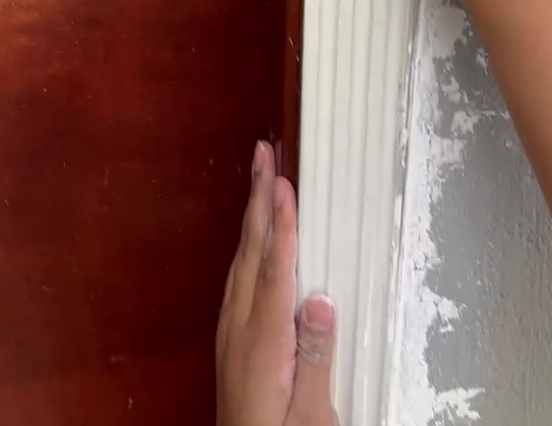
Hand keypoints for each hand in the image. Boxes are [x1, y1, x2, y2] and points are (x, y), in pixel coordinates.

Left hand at [216, 141, 338, 425]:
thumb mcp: (310, 415)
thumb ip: (315, 356)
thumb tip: (320, 298)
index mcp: (262, 343)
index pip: (274, 271)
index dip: (282, 224)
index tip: (283, 182)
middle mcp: (240, 327)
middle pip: (250, 251)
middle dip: (257, 198)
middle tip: (261, 152)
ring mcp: (231, 330)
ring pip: (241, 258)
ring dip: (251, 213)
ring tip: (259, 176)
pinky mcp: (232, 336)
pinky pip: (238, 274)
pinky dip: (248, 240)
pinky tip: (255, 232)